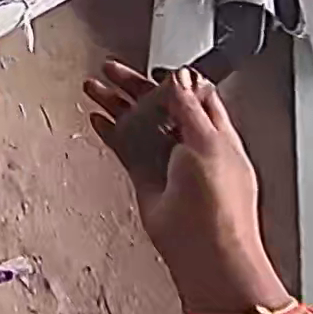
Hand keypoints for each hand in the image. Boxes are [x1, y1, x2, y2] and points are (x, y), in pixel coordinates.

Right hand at [84, 61, 288, 311]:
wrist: (202, 247)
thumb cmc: (219, 203)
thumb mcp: (207, 142)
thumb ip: (189, 108)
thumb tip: (181, 78)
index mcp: (215, 135)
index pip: (195, 96)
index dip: (174, 79)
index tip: (152, 66)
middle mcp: (190, 145)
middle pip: (158, 106)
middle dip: (133, 85)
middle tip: (110, 69)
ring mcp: (166, 160)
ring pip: (136, 122)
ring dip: (115, 103)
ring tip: (93, 87)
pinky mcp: (146, 175)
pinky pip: (123, 145)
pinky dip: (110, 130)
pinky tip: (98, 119)